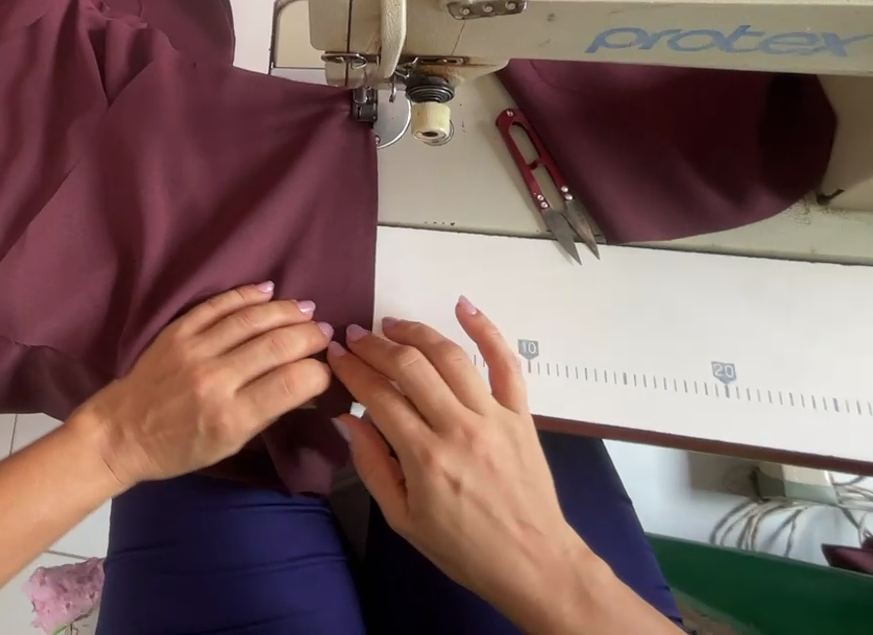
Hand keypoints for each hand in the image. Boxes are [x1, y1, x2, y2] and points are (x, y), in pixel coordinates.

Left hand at [67, 281, 333, 489]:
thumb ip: (267, 412)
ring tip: (305, 308)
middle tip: (324, 331)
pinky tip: (267, 291)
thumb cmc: (179, 447)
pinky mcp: (178, 331)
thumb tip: (305, 385)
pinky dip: (245, 295)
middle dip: (308, 335)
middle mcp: (215, 379)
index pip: (292, 384)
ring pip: (250, 319)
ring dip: (284, 310)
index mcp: (232, 417)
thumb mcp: (229, 445)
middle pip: (275, 345)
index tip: (327, 365)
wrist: (123, 430)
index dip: (318, 371)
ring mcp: (194, 350)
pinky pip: (217, 305)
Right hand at [328, 300, 668, 632]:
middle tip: (355, 335)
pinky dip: (486, 330)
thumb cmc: (463, 548)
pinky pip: (506, 364)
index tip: (335, 353)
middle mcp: (458, 427)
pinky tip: (462, 305)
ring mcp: (493, 417)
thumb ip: (371, 465)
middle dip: (374, 345)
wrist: (537, 567)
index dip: (351, 368)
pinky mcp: (521, 415)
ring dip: (415, 332)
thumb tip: (345, 417)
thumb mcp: (402, 519)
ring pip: (450, 356)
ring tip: (391, 324)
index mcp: (425, 456)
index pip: (378, 394)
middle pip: (409, 367)